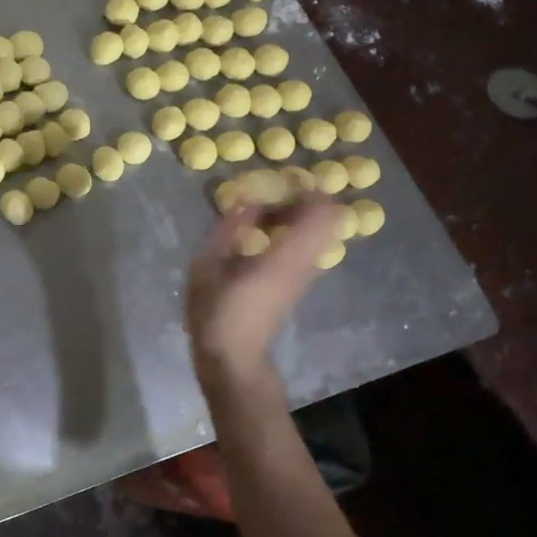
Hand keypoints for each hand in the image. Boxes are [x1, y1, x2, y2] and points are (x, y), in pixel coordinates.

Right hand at [185, 193, 341, 380]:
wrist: (233, 356)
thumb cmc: (214, 312)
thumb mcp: (207, 267)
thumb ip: (229, 230)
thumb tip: (249, 198)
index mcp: (284, 256)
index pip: (319, 210)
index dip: (306, 187)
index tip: (278, 179)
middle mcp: (305, 261)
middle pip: (330, 216)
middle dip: (304, 198)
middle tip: (270, 195)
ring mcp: (306, 272)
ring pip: (322, 229)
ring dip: (299, 215)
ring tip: (263, 215)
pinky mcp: (300, 280)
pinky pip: (310, 243)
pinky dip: (295, 230)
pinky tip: (263, 236)